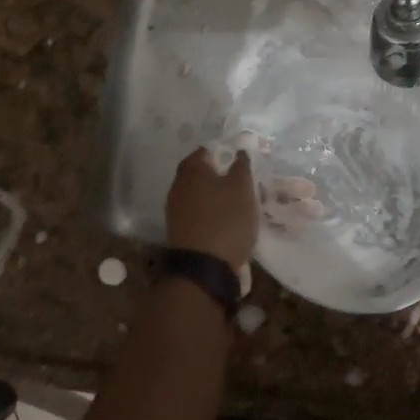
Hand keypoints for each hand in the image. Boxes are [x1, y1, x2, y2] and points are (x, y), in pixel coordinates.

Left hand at [165, 148, 259, 271]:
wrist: (203, 268)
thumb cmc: (226, 220)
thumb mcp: (242, 188)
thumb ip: (241, 165)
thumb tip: (239, 151)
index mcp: (191, 169)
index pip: (208, 150)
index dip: (227, 153)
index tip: (244, 162)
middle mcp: (178, 185)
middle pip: (202, 174)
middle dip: (222, 176)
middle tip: (244, 184)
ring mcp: (175, 209)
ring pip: (200, 195)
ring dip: (217, 197)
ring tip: (238, 205)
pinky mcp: (179, 230)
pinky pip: (198, 213)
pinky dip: (211, 214)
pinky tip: (226, 222)